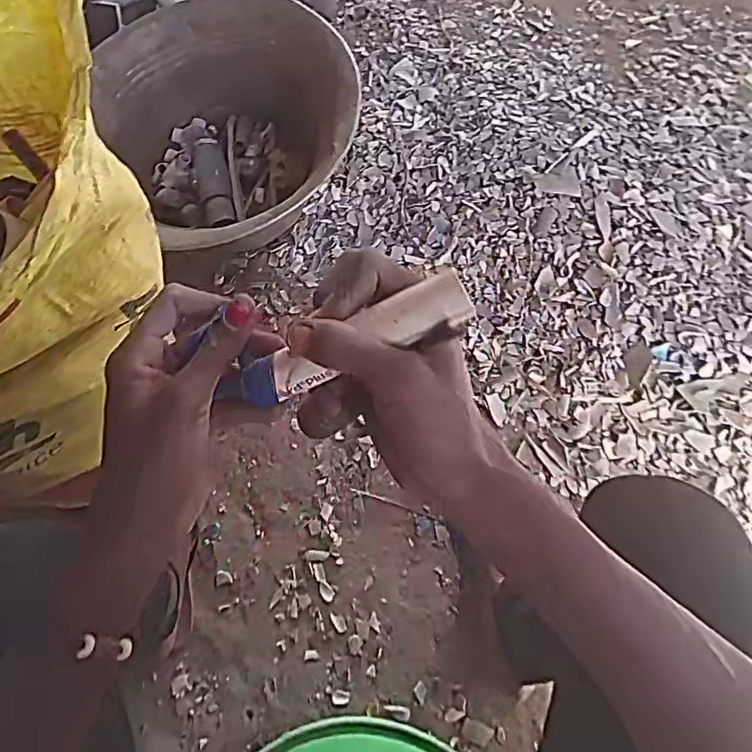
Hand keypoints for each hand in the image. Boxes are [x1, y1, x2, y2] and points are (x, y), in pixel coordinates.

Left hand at [81, 286, 280, 603]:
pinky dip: (249, 397)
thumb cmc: (155, 461)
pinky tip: (275, 403)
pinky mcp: (197, 418)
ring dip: (250, 367)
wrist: (145, 529)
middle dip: (239, 339)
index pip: (175, 305)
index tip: (249, 315)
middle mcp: (157, 368)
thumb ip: (217, 350)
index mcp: (140, 355)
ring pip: (219, 365)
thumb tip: (245, 306)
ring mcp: (179, 394)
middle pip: (202, 334)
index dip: (212, 305)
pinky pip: (226, 395)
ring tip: (282, 374)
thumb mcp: (187, 399)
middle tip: (277, 345)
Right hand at [288, 251, 515, 518]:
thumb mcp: (398, 378)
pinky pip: (316, 379)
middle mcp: (389, 324)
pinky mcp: (353, 383)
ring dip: (317, 377)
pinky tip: (340, 418)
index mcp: (414, 306)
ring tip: (339, 402)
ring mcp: (369, 354)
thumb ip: (347, 348)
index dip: (342, 293)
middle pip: (332, 305)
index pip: (364, 270)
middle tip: (324, 365)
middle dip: (322, 341)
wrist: (452, 481)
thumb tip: (299, 331)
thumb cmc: (445, 426)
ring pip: (317, 345)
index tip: (331, 324)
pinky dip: (319, 401)